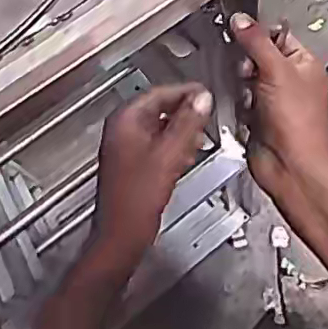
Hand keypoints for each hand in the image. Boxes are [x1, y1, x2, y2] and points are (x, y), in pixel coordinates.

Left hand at [87, 84, 212, 274]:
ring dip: (181, 130)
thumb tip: (202, 99)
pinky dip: (173, 145)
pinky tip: (186, 155)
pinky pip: (156, 144)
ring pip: (159, 127)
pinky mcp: (132, 163)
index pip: (159, 93)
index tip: (204, 95)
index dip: (185, 93)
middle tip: (206, 115)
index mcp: (125, 120)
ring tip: (200, 135)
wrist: (121, 235)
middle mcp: (121, 129)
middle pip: (159, 108)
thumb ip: (187, 123)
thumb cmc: (135, 199)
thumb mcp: (169, 154)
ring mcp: (125, 146)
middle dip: (184, 112)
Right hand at [227, 14, 327, 192]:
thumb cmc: (301, 125)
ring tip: (250, 99)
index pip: (276, 34)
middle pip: (255, 56)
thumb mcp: (277, 71)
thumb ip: (257, 42)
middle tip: (249, 74)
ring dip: (241, 88)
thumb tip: (242, 20)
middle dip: (246, 65)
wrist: (292, 168)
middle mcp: (289, 80)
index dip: (258, 33)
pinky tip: (246, 113)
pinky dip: (238, 106)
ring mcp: (272, 99)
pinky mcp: (257, 117)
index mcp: (303, 63)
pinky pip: (237, 101)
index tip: (240, 32)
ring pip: (243, 79)